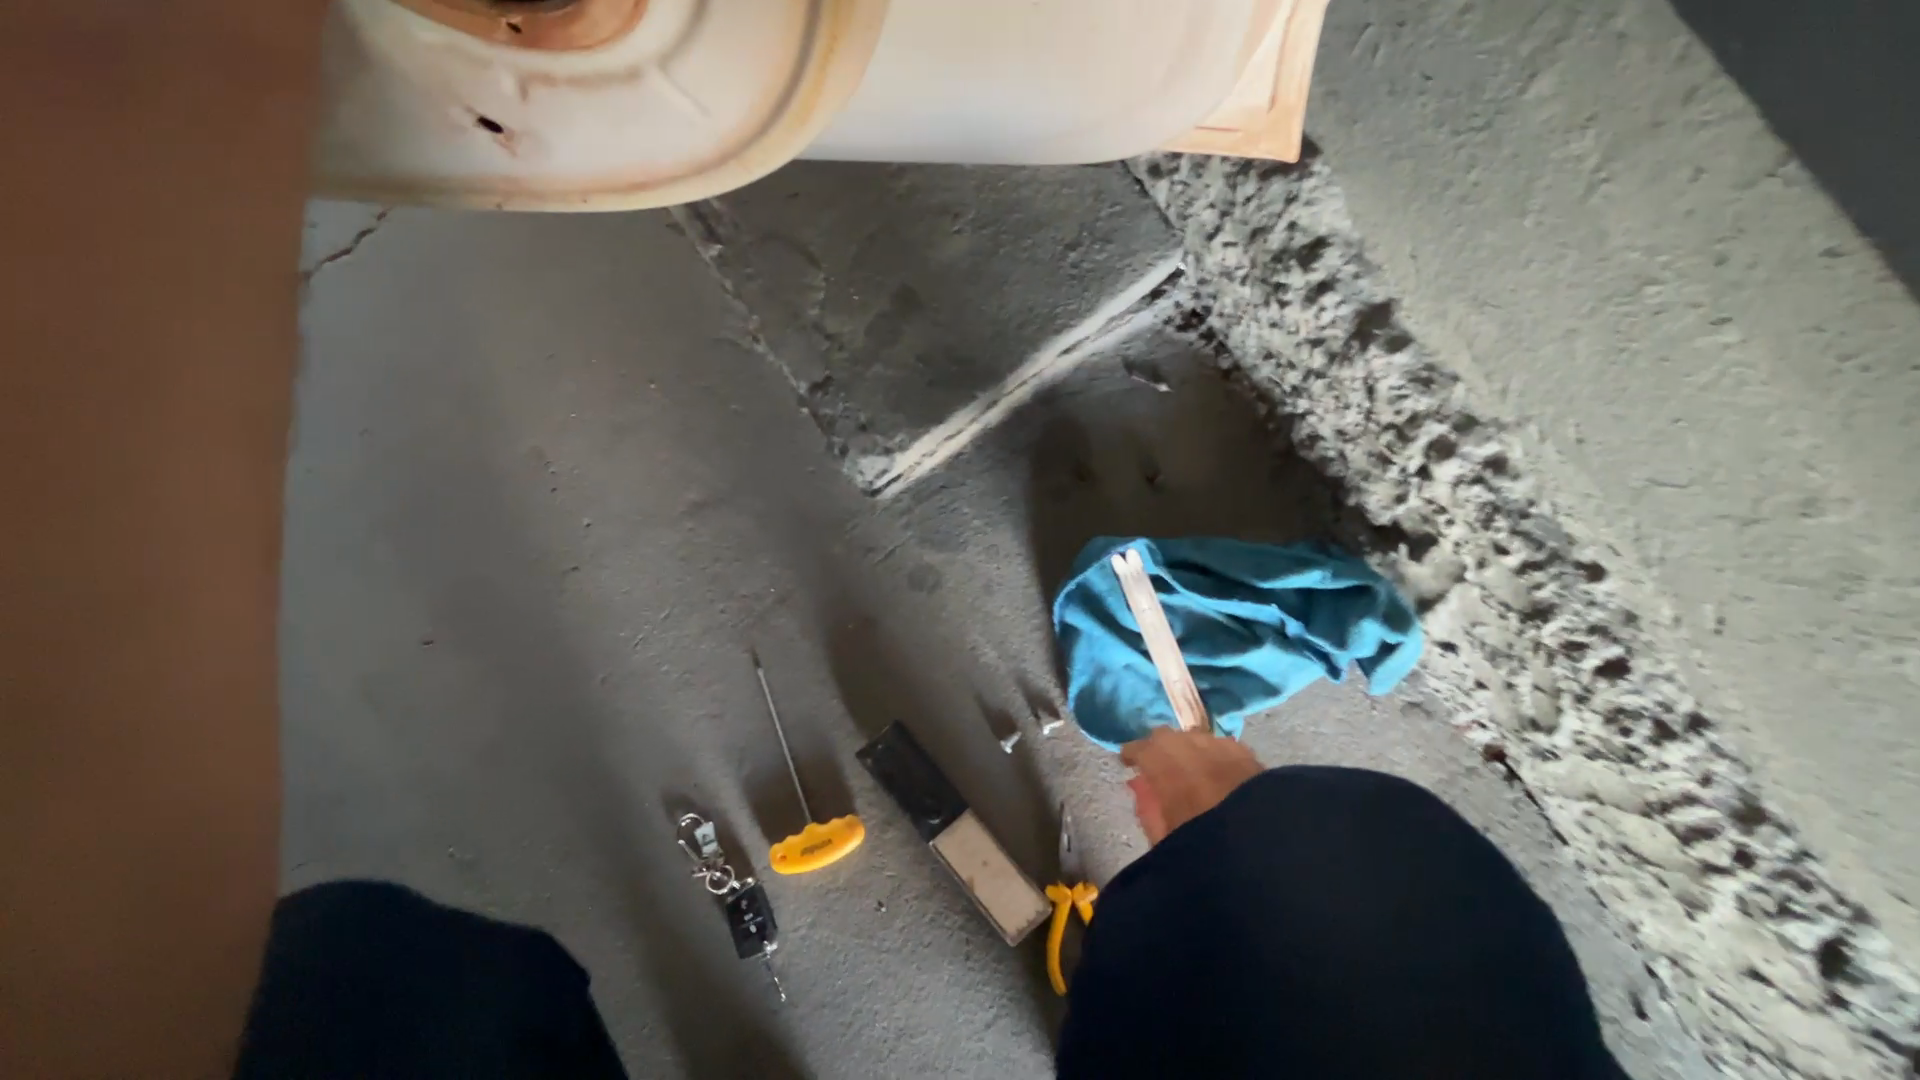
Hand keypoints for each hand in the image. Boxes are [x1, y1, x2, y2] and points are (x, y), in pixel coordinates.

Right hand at [1120, 728, 1264, 844]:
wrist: (1267, 860)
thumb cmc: (1205, 856)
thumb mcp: (1164, 842)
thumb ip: (1147, 808)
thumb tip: (1138, 783)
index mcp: (1169, 771)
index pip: (1143, 748)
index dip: (1133, 753)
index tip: (1128, 763)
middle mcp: (1196, 752)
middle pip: (1170, 736)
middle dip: (1160, 747)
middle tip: (1156, 765)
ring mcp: (1226, 752)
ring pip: (1198, 737)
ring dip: (1188, 748)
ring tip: (1189, 769)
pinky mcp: (1252, 758)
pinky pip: (1224, 746)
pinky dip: (1214, 754)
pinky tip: (1218, 773)